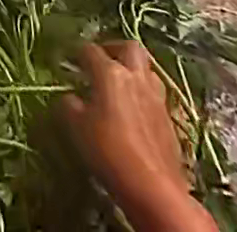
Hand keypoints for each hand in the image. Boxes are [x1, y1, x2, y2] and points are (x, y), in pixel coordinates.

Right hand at [59, 42, 216, 231]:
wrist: (154, 188)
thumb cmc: (109, 151)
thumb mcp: (76, 127)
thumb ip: (69, 104)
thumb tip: (70, 97)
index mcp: (110, 73)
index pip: (90, 50)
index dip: (76, 52)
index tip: (67, 59)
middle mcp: (136, 77)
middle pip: (129, 47)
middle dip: (113, 48)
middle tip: (100, 60)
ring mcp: (156, 97)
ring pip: (146, 69)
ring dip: (131, 69)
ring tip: (118, 83)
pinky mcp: (169, 118)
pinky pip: (154, 93)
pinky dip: (142, 93)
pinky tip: (132, 109)